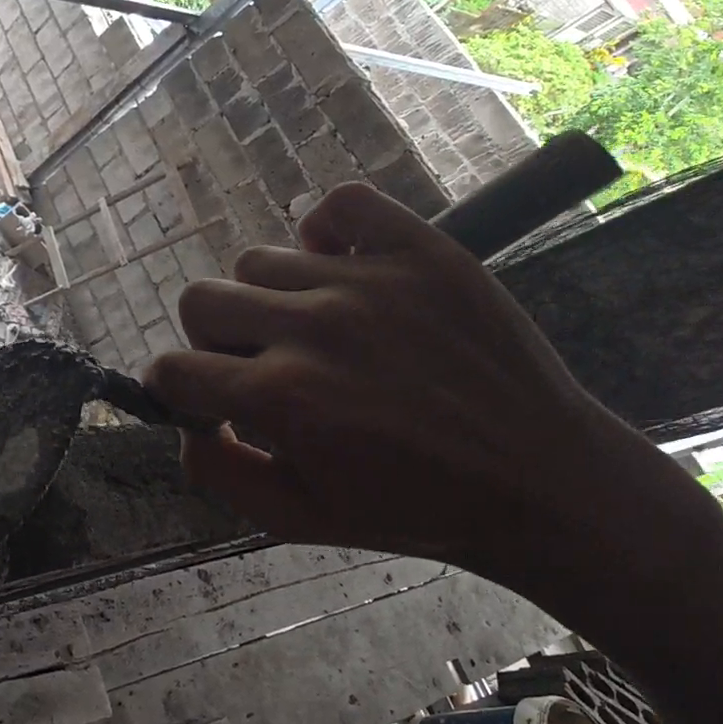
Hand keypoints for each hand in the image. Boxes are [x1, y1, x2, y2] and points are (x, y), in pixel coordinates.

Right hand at [144, 183, 633, 568]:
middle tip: (258, 364)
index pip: (171, 368)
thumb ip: (215, 471)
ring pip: (258, 261)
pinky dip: (325, 228)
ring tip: (312, 328)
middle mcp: (314, 329)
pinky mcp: (424, 253)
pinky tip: (337, 266)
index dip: (175, 389)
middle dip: (213, 339)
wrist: (551, 487)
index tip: (206, 400)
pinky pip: (342, 205)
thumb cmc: (413, 509)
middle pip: (200, 299)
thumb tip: (181, 423)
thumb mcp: (295, 518)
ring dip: (268, 298)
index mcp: (279, 398)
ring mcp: (370, 283)